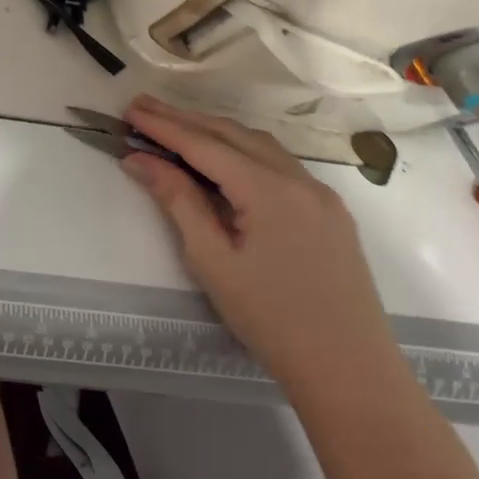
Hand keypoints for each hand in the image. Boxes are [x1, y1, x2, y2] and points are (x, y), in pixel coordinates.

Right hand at [119, 95, 402, 388]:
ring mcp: (322, 197)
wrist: (351, 371)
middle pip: (233, 135)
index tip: (127, 110)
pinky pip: (279, 163)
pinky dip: (240, 149)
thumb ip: (177, 200)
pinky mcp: (330, 213)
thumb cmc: (271, 317)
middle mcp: (301, 182)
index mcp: (270, 192)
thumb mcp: (211, 259)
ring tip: (173, 125)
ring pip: (259, 145)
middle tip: (140, 107)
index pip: (204, 145)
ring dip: (213, 130)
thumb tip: (139, 159)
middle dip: (184, 119)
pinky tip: (219, 157)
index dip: (163, 126)